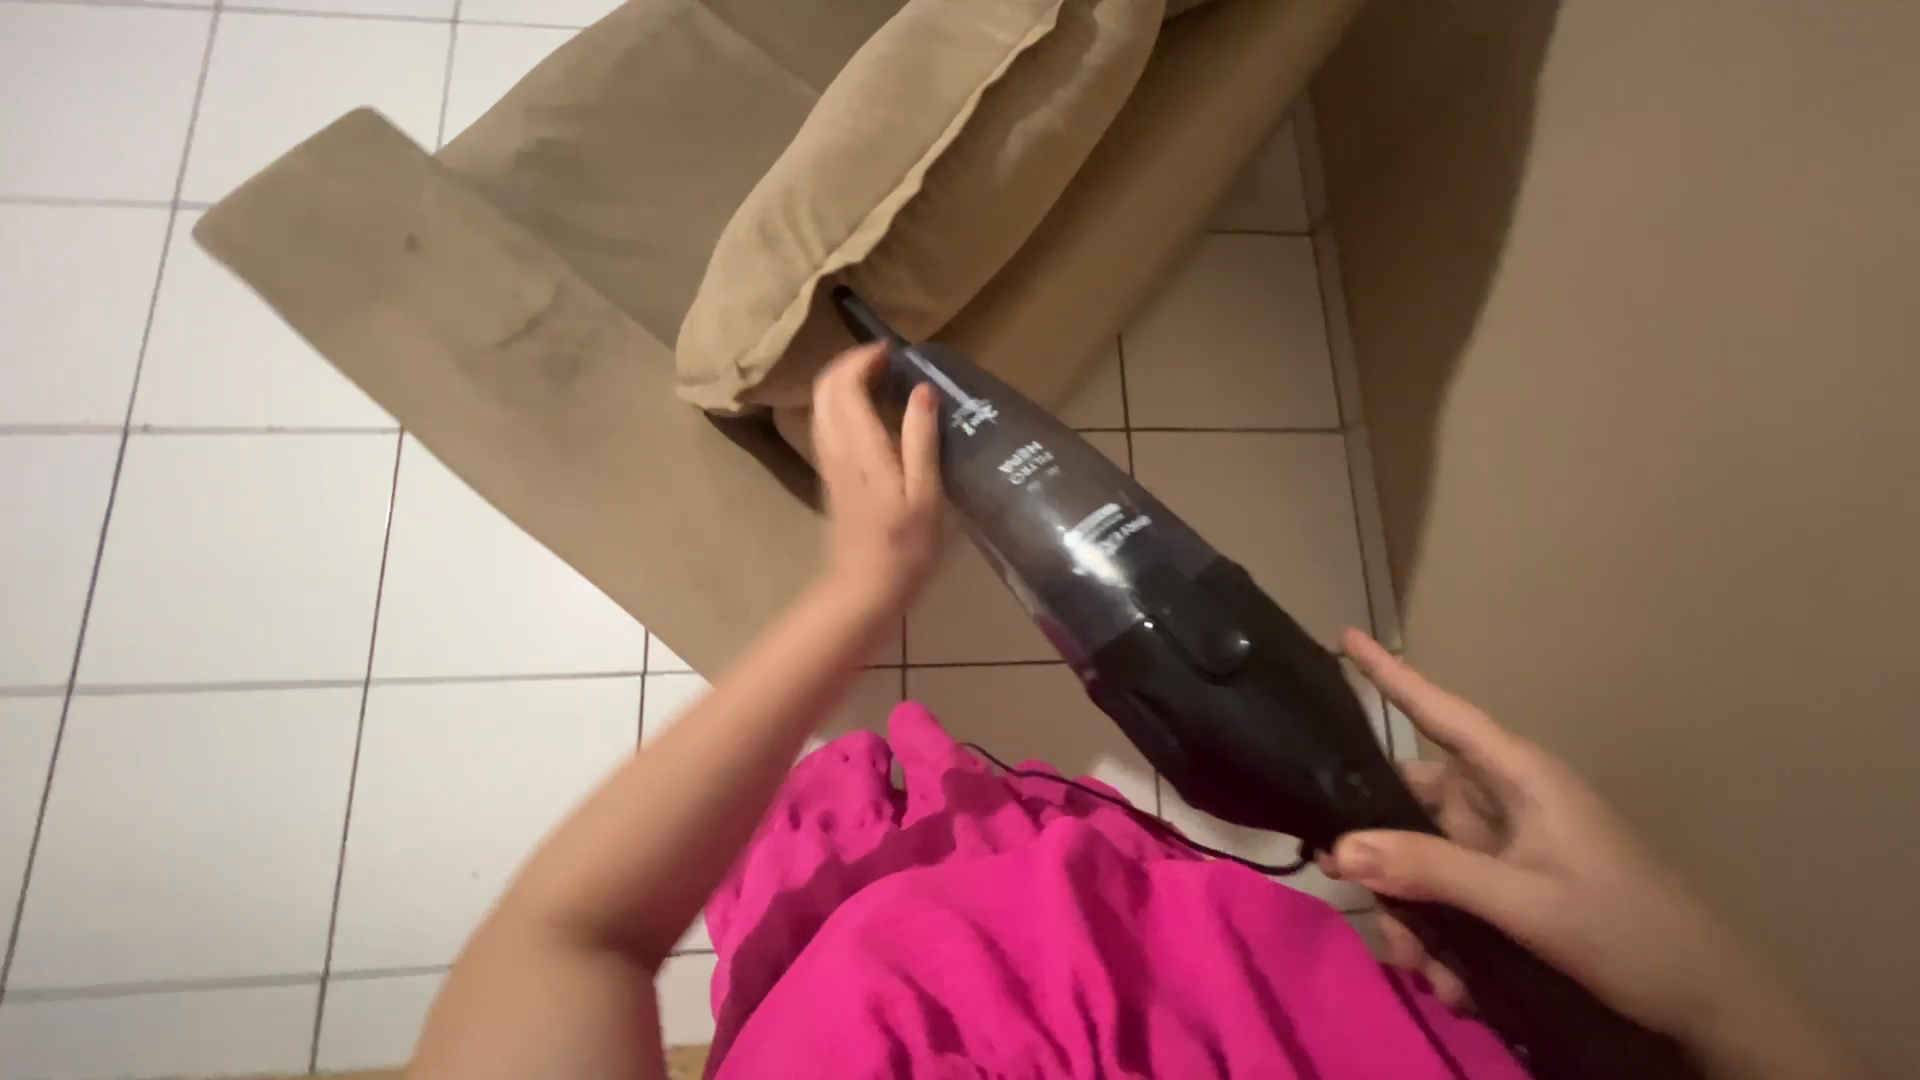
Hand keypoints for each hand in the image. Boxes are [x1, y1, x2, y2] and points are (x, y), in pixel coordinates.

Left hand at [811, 344, 941, 610]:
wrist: (865, 588)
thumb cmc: (904, 547)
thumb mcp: (925, 494)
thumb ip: (921, 439)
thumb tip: (921, 390)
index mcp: (861, 449)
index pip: (846, 385)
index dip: (863, 359)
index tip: (892, 351)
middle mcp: (835, 449)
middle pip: (825, 389)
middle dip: (849, 364)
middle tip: (885, 360)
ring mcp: (828, 463)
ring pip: (821, 406)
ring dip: (843, 383)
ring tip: (879, 380)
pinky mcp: (829, 477)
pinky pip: (825, 425)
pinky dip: (842, 405)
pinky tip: (869, 414)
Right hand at [1326, 631, 1764, 1042]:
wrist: (1716, 1016)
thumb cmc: (1633, 934)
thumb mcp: (1527, 902)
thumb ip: (1431, 869)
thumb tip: (1338, 849)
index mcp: (1516, 776)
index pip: (1439, 712)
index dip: (1390, 675)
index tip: (1345, 637)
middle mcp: (1500, 800)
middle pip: (1408, 803)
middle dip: (1383, 857)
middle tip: (1363, 900)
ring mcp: (1501, 843)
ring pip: (1418, 856)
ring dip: (1412, 912)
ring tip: (1425, 969)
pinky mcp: (1506, 882)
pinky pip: (1443, 892)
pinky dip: (1436, 933)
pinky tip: (1451, 980)